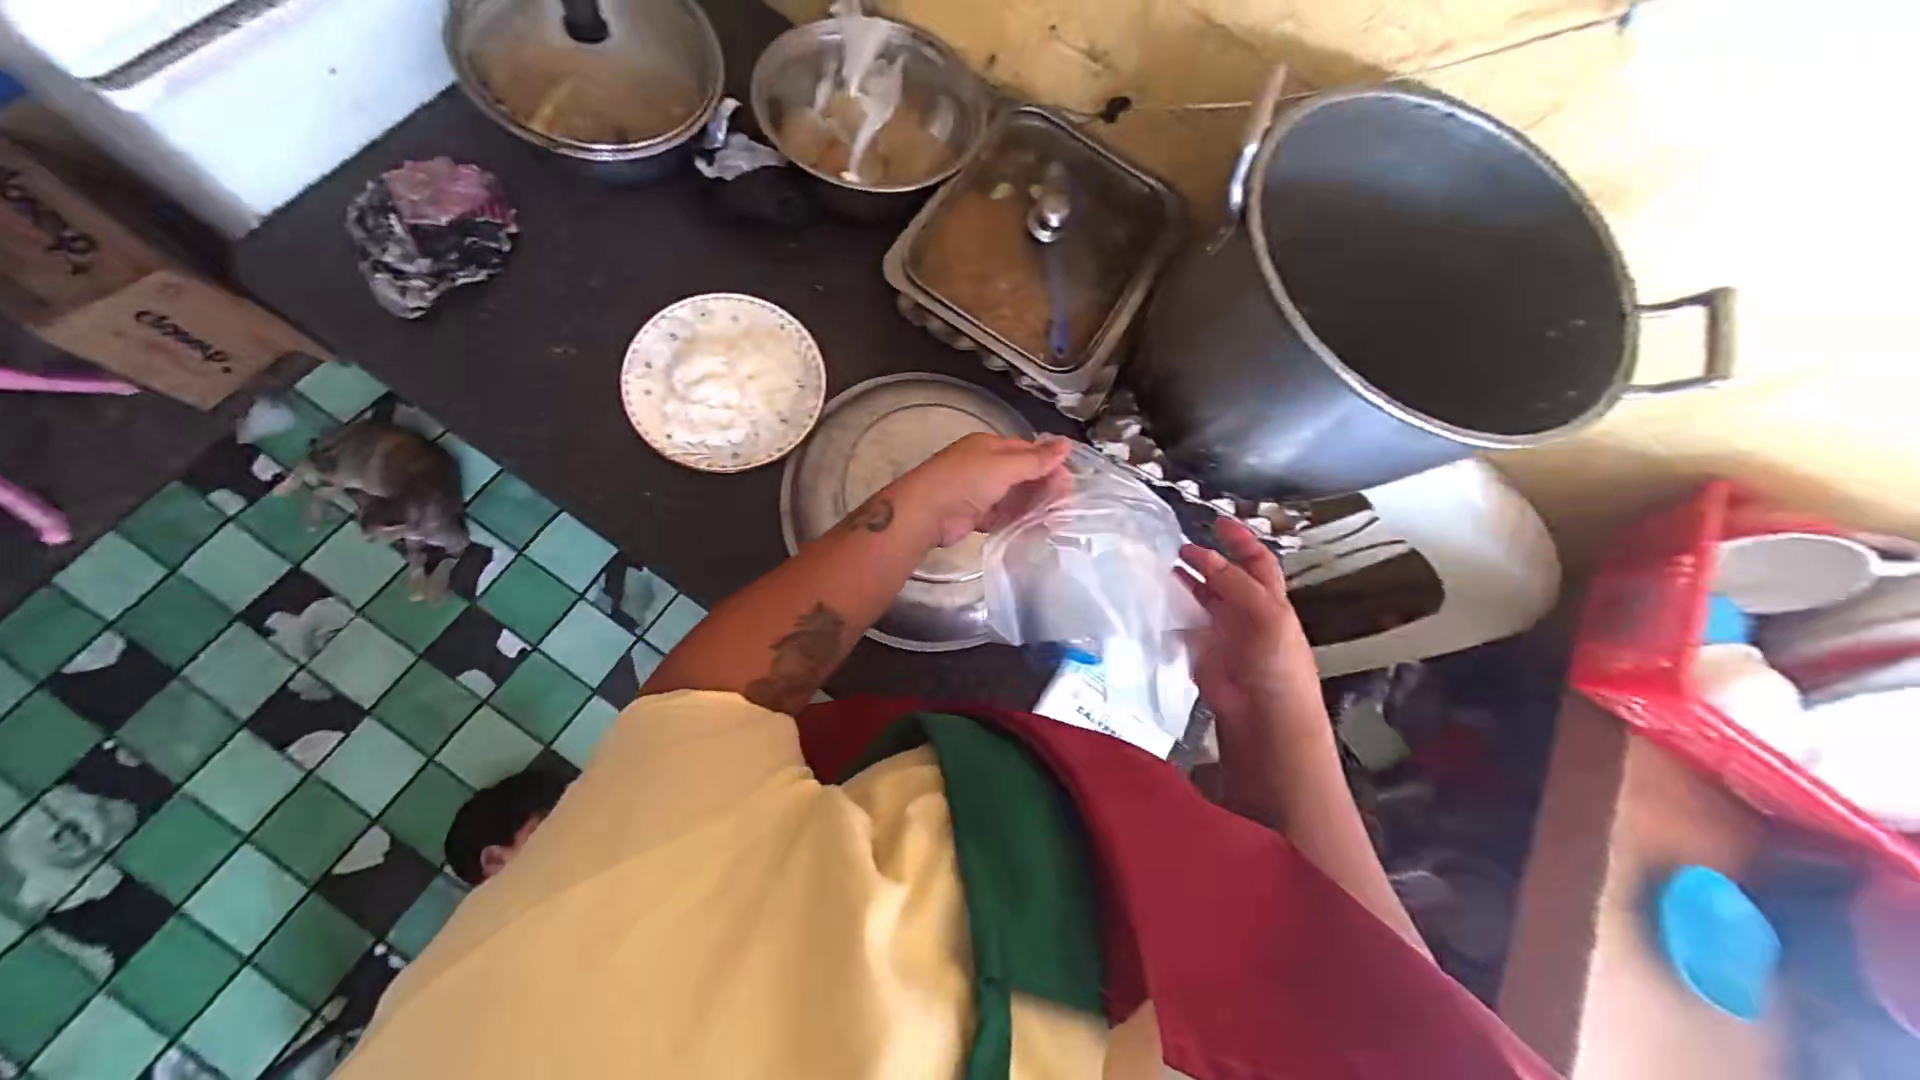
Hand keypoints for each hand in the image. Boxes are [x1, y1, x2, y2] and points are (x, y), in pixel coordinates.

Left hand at [889, 433, 1072, 546]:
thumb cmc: (965, 480)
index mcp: (991, 447)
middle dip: (1045, 490)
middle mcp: (986, 467)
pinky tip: (1038, 531)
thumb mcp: (1004, 466)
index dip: (1050, 465)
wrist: (926, 512)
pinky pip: (1005, 517)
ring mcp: (981, 493)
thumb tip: (1067, 444)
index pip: (1028, 452)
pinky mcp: (977, 516)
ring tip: (1056, 522)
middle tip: (1065, 506)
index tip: (1069, 482)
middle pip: (1024, 477)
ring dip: (1035, 508)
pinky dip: (1020, 522)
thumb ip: (1036, 460)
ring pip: (1016, 499)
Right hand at [1179, 518, 1319, 729]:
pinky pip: (1185, 624)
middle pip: (1225, 576)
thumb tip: (1206, 557)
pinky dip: (1173, 612)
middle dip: (1207, 558)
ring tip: (1169, 567)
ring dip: (1188, 581)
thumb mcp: (1264, 615)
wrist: (1262, 714)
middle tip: (1183, 545)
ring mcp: (1223, 631)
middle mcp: (1245, 611)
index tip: (1220, 521)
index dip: (1240, 540)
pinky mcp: (1202, 650)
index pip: (1255, 560)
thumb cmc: (1277, 666)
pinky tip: (1162, 602)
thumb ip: (1234, 583)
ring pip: (1202, 598)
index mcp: (1269, 600)